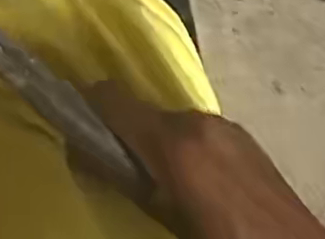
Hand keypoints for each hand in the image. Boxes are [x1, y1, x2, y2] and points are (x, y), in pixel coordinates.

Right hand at [87, 82, 324, 238]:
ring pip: (174, 125)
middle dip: (127, 137)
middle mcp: (200, 122)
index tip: (72, 120)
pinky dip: (189, 152)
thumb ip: (129, 187)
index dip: (87, 104)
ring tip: (161, 187)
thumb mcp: (170, 227)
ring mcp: (231, 130)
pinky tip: (199, 190)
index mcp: (178, 143)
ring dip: (161, 147)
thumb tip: (83, 157)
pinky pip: (203, 136)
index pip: (113, 99)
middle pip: (144, 114)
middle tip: (119, 172)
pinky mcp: (253, 145)